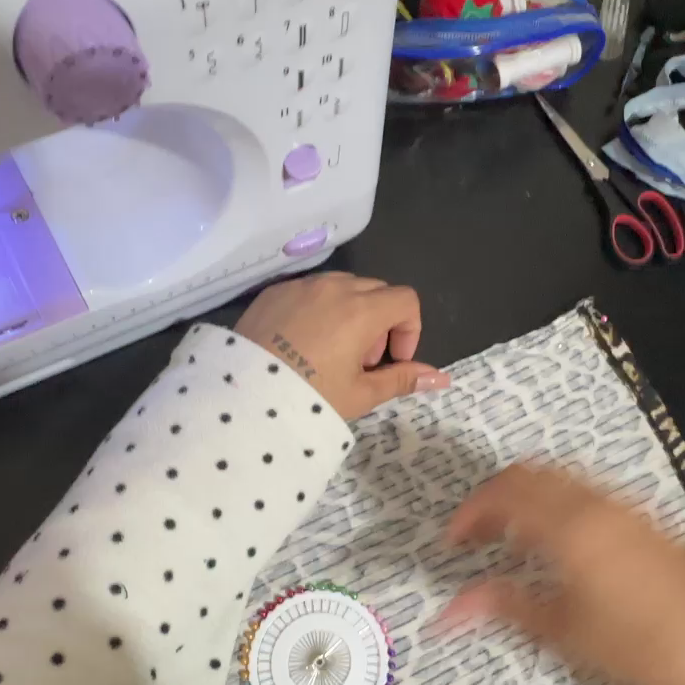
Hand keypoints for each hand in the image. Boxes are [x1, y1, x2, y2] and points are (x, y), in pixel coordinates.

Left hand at [235, 272, 450, 421]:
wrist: (242, 398)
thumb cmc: (309, 398)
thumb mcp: (360, 394)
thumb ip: (403, 379)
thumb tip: (442, 378)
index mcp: (362, 309)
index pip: (405, 300)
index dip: (409, 330)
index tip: (391, 361)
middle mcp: (334, 287)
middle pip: (376, 291)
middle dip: (380, 323)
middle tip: (361, 362)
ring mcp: (301, 286)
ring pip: (342, 288)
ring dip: (351, 313)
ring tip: (331, 354)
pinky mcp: (274, 291)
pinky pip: (310, 291)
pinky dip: (319, 311)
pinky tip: (301, 345)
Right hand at [441, 465, 684, 684]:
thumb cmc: (641, 647)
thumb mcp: (566, 633)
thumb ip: (505, 607)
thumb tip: (449, 609)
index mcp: (571, 527)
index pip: (504, 493)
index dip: (470, 511)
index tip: (453, 542)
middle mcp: (596, 503)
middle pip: (530, 473)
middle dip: (495, 497)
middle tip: (477, 535)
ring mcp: (624, 506)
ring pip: (560, 478)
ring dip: (527, 497)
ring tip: (513, 540)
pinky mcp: (644, 517)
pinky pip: (586, 491)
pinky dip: (557, 503)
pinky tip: (559, 544)